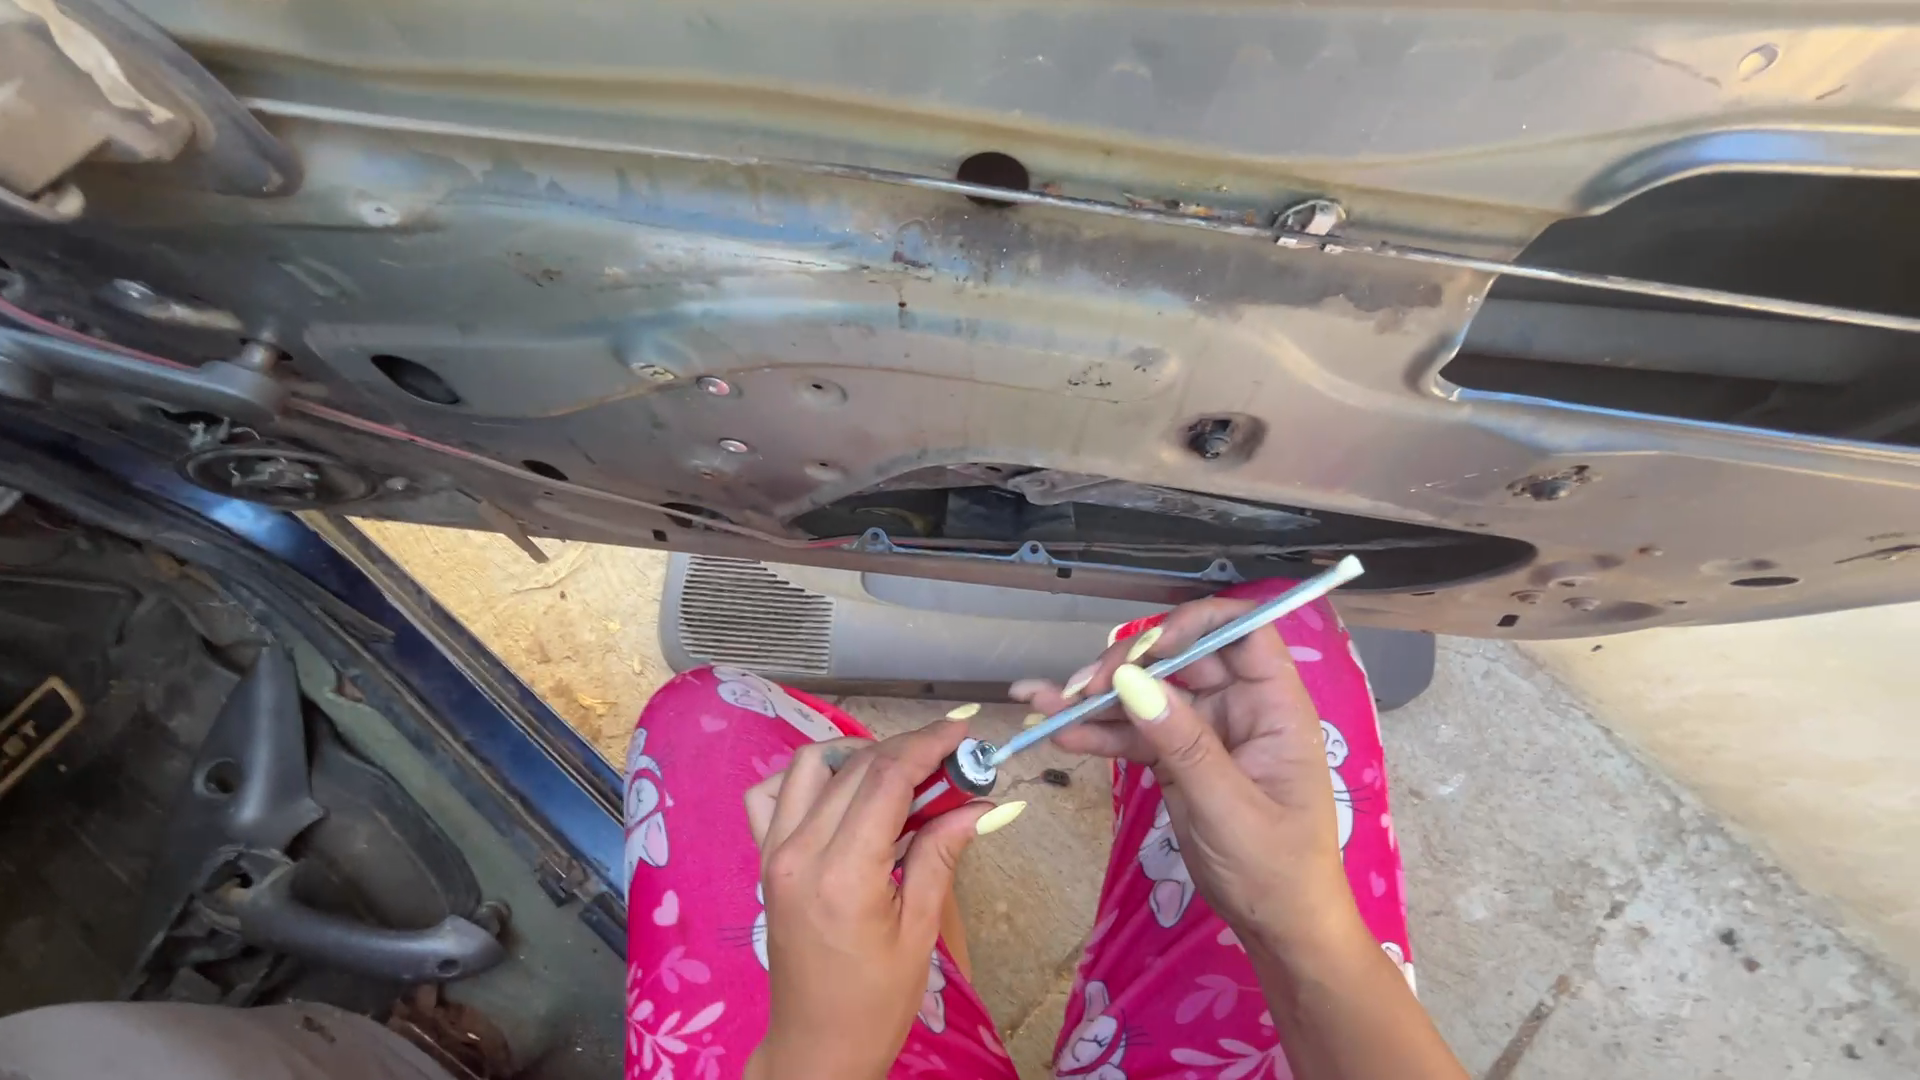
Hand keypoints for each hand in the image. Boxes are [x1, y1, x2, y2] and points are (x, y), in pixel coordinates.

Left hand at [742, 722, 996, 1079]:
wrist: (814, 1050)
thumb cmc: (875, 1002)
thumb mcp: (920, 932)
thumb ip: (942, 855)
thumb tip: (982, 804)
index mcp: (844, 873)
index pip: (888, 778)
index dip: (929, 744)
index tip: (962, 730)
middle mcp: (800, 850)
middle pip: (857, 764)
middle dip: (908, 746)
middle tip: (949, 754)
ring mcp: (773, 851)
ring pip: (811, 764)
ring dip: (858, 752)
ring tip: (899, 771)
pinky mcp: (763, 857)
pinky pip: (772, 792)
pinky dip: (807, 776)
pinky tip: (840, 788)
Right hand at [1012, 599, 1358, 955]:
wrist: (1277, 930)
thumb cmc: (1276, 870)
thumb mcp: (1230, 808)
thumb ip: (1181, 742)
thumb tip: (1131, 681)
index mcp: (1273, 706)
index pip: (1242, 633)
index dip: (1195, 625)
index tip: (1147, 648)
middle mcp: (1237, 706)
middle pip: (1179, 659)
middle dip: (1127, 667)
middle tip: (1082, 690)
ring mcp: (1202, 730)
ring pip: (1146, 694)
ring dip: (1097, 699)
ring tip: (1045, 704)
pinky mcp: (1174, 756)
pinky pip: (1132, 732)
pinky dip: (1097, 733)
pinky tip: (1060, 733)